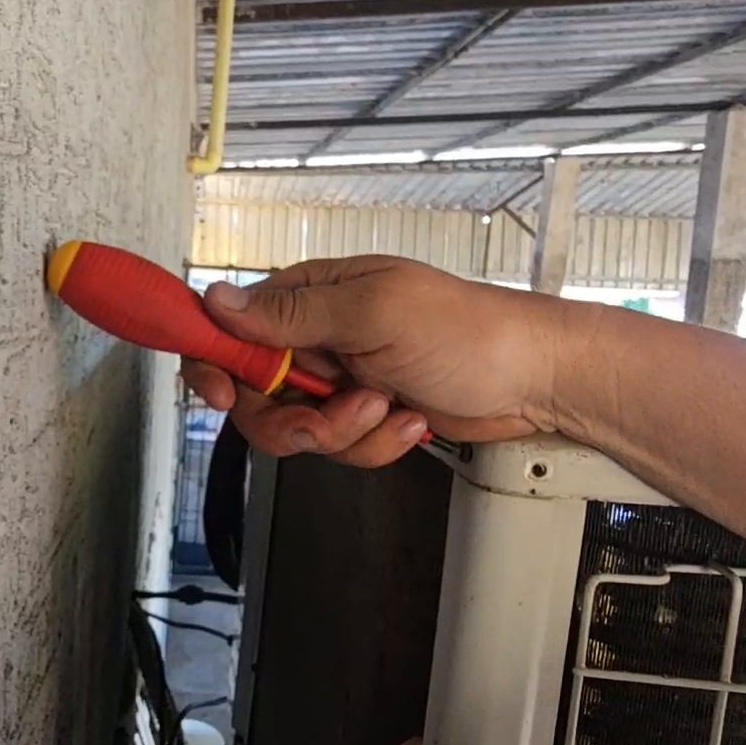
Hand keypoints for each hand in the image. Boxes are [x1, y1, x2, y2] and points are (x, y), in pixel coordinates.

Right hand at [181, 257, 579, 466]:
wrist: (531, 379)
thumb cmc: (467, 330)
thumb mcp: (372, 312)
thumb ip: (291, 314)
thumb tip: (219, 301)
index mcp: (308, 297)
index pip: (229, 325)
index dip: (214, 363)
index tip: (225, 396)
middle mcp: (313, 338)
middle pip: (253, 394)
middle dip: (293, 418)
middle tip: (331, 414)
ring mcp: (335, 380)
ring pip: (293, 428)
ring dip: (342, 431)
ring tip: (387, 407)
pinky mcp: (358, 415)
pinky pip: (335, 447)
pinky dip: (373, 444)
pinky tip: (406, 418)